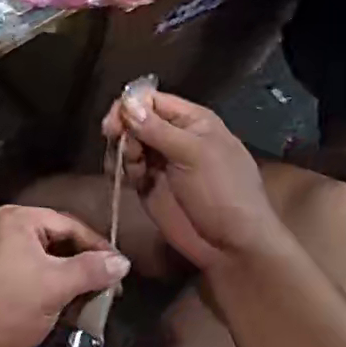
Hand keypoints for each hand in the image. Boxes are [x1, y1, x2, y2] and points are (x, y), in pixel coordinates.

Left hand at [0, 206, 129, 346]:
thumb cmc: (11, 304)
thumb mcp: (57, 285)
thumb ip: (92, 270)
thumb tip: (124, 262)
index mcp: (19, 218)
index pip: (70, 224)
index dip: (98, 246)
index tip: (122, 269)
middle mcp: (11, 227)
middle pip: (62, 240)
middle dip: (88, 263)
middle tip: (113, 284)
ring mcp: (6, 251)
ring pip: (53, 259)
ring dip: (75, 277)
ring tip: (100, 296)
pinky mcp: (6, 274)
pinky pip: (41, 272)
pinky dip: (59, 286)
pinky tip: (77, 303)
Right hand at [103, 91, 285, 274]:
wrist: (231, 246)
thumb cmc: (221, 192)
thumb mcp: (193, 155)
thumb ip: (157, 129)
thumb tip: (127, 104)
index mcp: (191, 121)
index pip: (151, 100)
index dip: (130, 106)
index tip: (114, 123)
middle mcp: (173, 136)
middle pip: (135, 119)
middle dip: (123, 129)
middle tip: (118, 143)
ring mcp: (160, 161)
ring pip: (127, 143)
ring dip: (122, 152)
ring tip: (134, 170)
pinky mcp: (148, 184)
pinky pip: (126, 168)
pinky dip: (121, 170)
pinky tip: (129, 180)